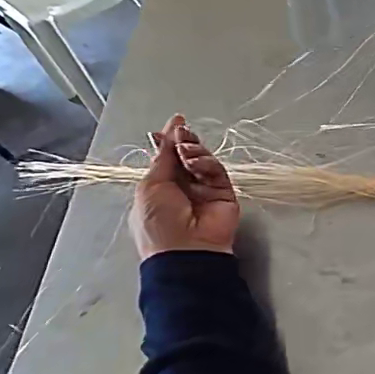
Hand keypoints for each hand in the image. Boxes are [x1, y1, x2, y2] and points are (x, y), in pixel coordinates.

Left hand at [132, 114, 239, 259]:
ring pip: (203, 160)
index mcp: (161, 188)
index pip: (168, 158)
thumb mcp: (150, 187)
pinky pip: (216, 171)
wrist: (186, 251)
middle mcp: (183, 188)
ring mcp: (205, 190)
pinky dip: (205, 163)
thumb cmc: (158, 222)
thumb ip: (163, 159)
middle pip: (187, 155)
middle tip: (181, 131)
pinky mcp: (224, 193)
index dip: (170, 140)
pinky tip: (195, 163)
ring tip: (185, 151)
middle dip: (183, 140)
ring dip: (193, 150)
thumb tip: (166, 134)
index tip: (175, 122)